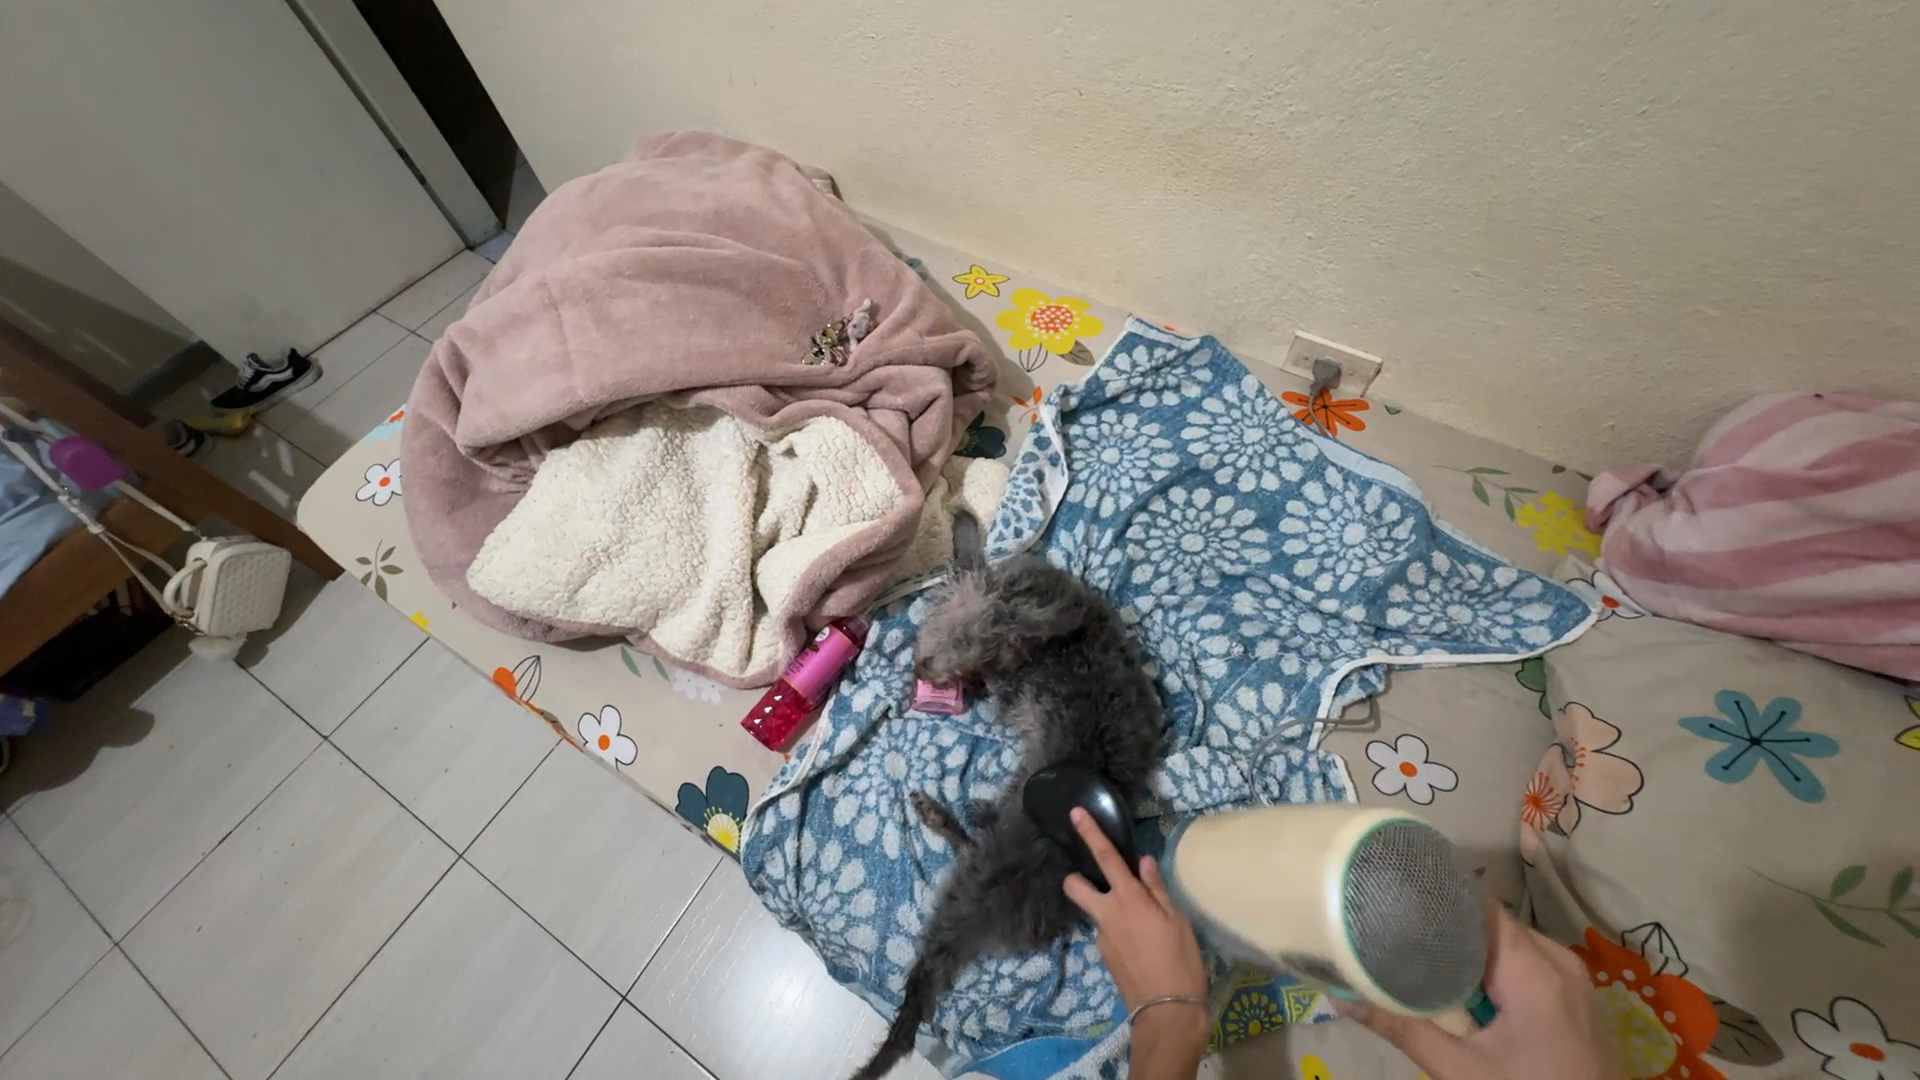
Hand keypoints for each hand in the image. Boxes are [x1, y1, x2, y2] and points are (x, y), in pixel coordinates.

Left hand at [1061, 807, 1207, 1073]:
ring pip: (1094, 912)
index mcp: (1128, 899)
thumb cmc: (1180, 962)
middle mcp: (1107, 913)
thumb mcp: (1178, 922)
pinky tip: (1140, 948)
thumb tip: (1145, 862)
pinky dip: (1118, 933)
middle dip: (1078, 879)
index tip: (1075, 813)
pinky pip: (1106, 934)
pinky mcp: (1103, 956)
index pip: (1105, 857)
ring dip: (1107, 910)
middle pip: (1075, 886)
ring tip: (1139, 927)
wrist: (1166, 1014)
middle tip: (1100, 885)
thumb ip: (1158, 889)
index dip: (1090, 833)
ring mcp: (1101, 936)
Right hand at [1339, 906, 1624, 1079]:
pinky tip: (1458, 984)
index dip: (1432, 895)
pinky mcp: (1574, 998)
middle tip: (1390, 928)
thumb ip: (1402, 1027)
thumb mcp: (1461, 1073)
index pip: (1475, 903)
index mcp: (1534, 970)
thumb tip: (1337, 996)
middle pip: (1485, 920)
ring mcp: (1572, 980)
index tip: (1389, 895)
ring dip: (1463, 948)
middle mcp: (1558, 961)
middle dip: (1440, 925)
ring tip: (1417, 954)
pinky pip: (1522, 960)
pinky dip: (1488, 966)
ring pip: (1501, 940)